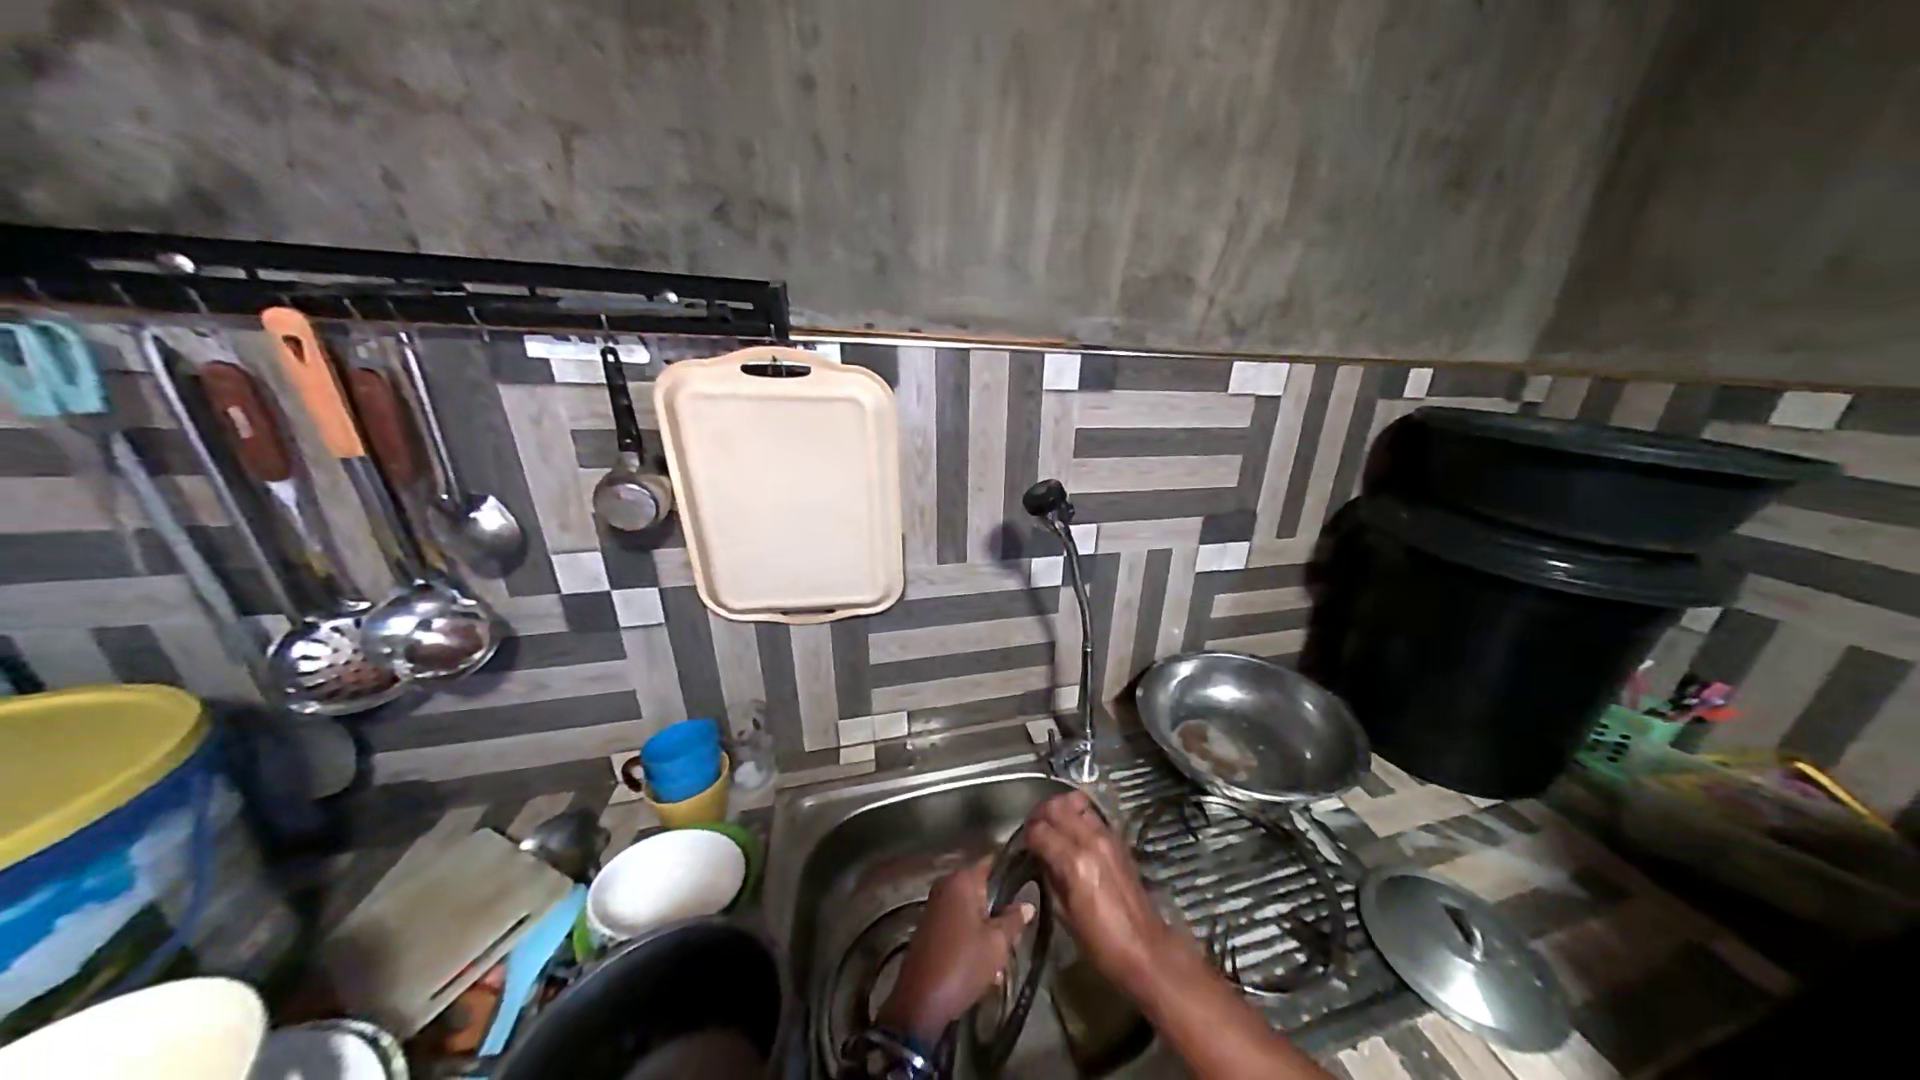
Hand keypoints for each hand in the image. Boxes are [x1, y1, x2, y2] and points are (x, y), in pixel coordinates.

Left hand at [878, 857, 1035, 1041]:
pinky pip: (960, 925)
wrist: (921, 1002)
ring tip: (1001, 960)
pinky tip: (986, 968)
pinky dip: (973, 940)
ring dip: (989, 931)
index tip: (1030, 886)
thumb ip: (1014, 919)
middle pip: (984, 890)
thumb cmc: (963, 964)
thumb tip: (1026, 904)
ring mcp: (936, 907)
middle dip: (1001, 910)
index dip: (1012, 872)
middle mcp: (946, 886)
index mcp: (962, 880)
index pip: (993, 863)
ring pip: (973, 911)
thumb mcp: (997, 943)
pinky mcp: (931, 928)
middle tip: (1016, 933)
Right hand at [1024, 791, 1179, 993]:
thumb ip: (1049, 876)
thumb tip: (1038, 857)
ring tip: (1053, 828)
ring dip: (1060, 810)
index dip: (1026, 835)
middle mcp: (1091, 841)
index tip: (1023, 846)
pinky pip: (1092, 815)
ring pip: (1076, 802)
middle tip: (1034, 831)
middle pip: (1056, 806)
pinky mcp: (1119, 840)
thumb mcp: (1064, 913)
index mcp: (1074, 862)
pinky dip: (1077, 815)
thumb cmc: (1100, 941)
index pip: (1039, 830)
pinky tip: (1072, 833)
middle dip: (1040, 815)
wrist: (1146, 949)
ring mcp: (1107, 837)